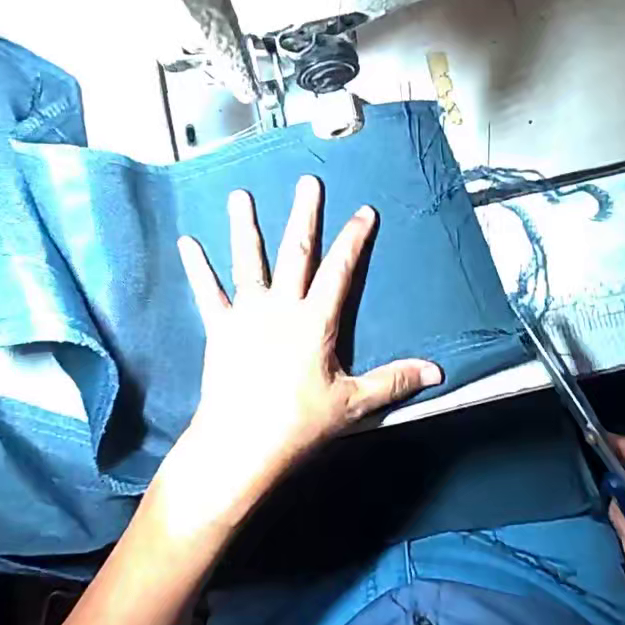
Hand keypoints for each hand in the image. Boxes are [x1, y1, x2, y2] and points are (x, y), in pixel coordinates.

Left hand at [153, 177, 443, 535]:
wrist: (241, 442)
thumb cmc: (298, 423)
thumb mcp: (352, 404)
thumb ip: (393, 382)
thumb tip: (437, 372)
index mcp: (315, 321)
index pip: (340, 271)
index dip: (354, 239)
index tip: (363, 212)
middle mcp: (280, 308)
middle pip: (296, 253)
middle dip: (305, 216)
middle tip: (308, 182)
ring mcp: (246, 314)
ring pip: (248, 262)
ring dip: (244, 227)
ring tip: (239, 196)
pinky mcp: (219, 328)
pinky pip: (207, 292)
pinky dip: (197, 267)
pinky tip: (187, 242)